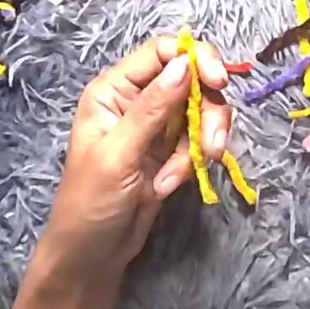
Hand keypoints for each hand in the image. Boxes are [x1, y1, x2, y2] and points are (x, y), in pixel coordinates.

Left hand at [36, 36, 232, 286]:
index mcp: (113, 88)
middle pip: (191, 79)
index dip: (195, 58)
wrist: (91, 256)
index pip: (161, 52)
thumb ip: (152, 108)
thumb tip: (185, 62)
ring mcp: (156, 124)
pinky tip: (168, 185)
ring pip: (201, 110)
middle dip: (207, 111)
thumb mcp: (118, 154)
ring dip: (202, 140)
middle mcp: (137, 98)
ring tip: (183, 174)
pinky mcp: (171, 148)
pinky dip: (191, 161)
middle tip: (212, 145)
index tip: (219, 82)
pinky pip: (198, 139)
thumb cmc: (89, 202)